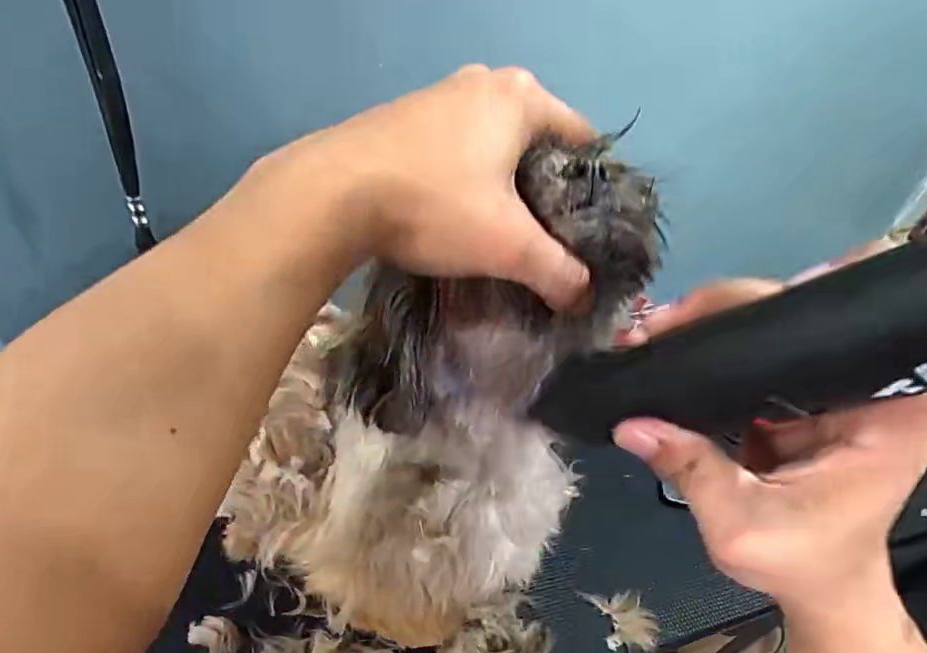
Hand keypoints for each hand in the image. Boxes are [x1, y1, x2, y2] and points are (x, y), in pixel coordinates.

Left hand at [273, 65, 597, 310]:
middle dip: (548, 197)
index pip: (585, 142)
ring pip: (497, 152)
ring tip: (505, 241)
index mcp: (522, 97)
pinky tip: (461, 221)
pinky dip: (470, 186)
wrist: (333, 195)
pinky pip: (460, 155)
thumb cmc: (435, 207)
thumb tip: (585, 295)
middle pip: (540, 147)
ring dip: (506, 194)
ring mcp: (441, 98)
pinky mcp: (407, 122)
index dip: (593, 193)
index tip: (588, 237)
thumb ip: (557, 271)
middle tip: (548, 247)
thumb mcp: (508, 245)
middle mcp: (485, 83)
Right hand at [611, 269, 926, 616]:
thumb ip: (691, 470)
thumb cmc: (799, 565)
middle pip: (808, 316)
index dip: (772, 305)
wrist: (819, 589)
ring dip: (724, 331)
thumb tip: (629, 424)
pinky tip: (683, 353)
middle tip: (666, 322)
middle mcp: (884, 382)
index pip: (838, 322)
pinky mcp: (814, 398)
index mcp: (896, 406)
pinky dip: (725, 359)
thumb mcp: (740, 524)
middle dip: (734, 312)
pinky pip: (768, 361)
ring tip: (666, 332)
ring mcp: (847, 387)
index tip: (704, 312)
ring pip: (784, 333)